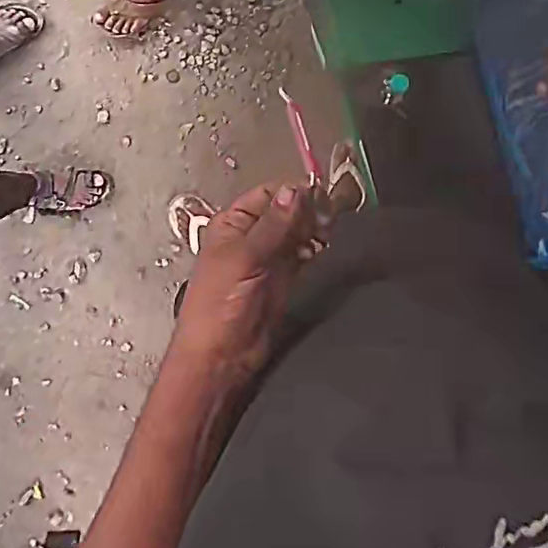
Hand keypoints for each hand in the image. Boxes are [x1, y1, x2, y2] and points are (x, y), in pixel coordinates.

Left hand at [172, 183, 318, 379]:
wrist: (221, 357)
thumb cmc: (219, 305)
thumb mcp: (244, 258)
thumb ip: (273, 225)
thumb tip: (295, 191)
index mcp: (232, 224)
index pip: (267, 194)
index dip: (292, 192)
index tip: (320, 194)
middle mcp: (251, 236)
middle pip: (286, 211)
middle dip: (307, 209)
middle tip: (328, 216)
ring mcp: (268, 257)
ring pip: (297, 231)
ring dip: (314, 228)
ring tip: (327, 232)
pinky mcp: (284, 277)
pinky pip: (303, 253)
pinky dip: (315, 247)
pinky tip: (322, 248)